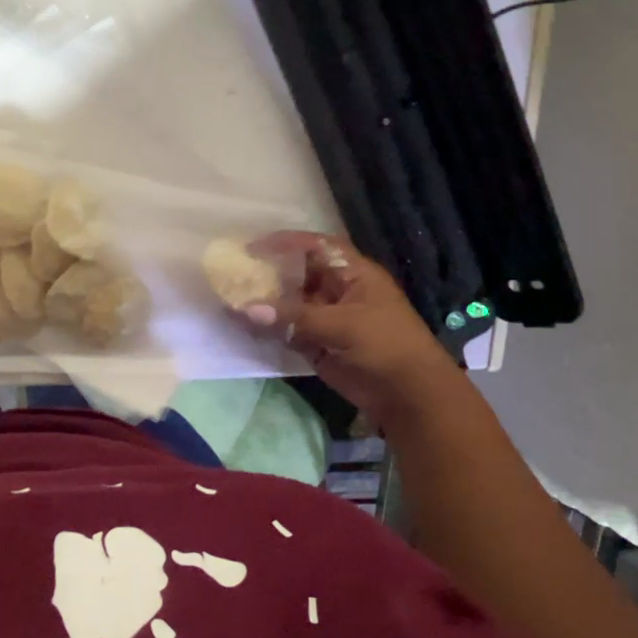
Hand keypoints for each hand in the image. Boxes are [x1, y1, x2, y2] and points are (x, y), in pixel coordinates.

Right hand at [245, 232, 458, 415]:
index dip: (286, 243)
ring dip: (265, 304)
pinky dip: (268, 329)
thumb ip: (293, 316)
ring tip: (230, 299)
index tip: (253, 248)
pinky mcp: (318, 345)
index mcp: (353, 274)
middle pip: (298, 275)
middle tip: (233, 274)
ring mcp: (327, 320)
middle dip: (269, 273)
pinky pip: (288, 332)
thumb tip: (244, 308)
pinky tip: (243, 326)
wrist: (407, 394)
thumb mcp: (341, 325)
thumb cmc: (384, 345)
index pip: (317, 248)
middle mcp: (338, 292)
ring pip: (290, 305)